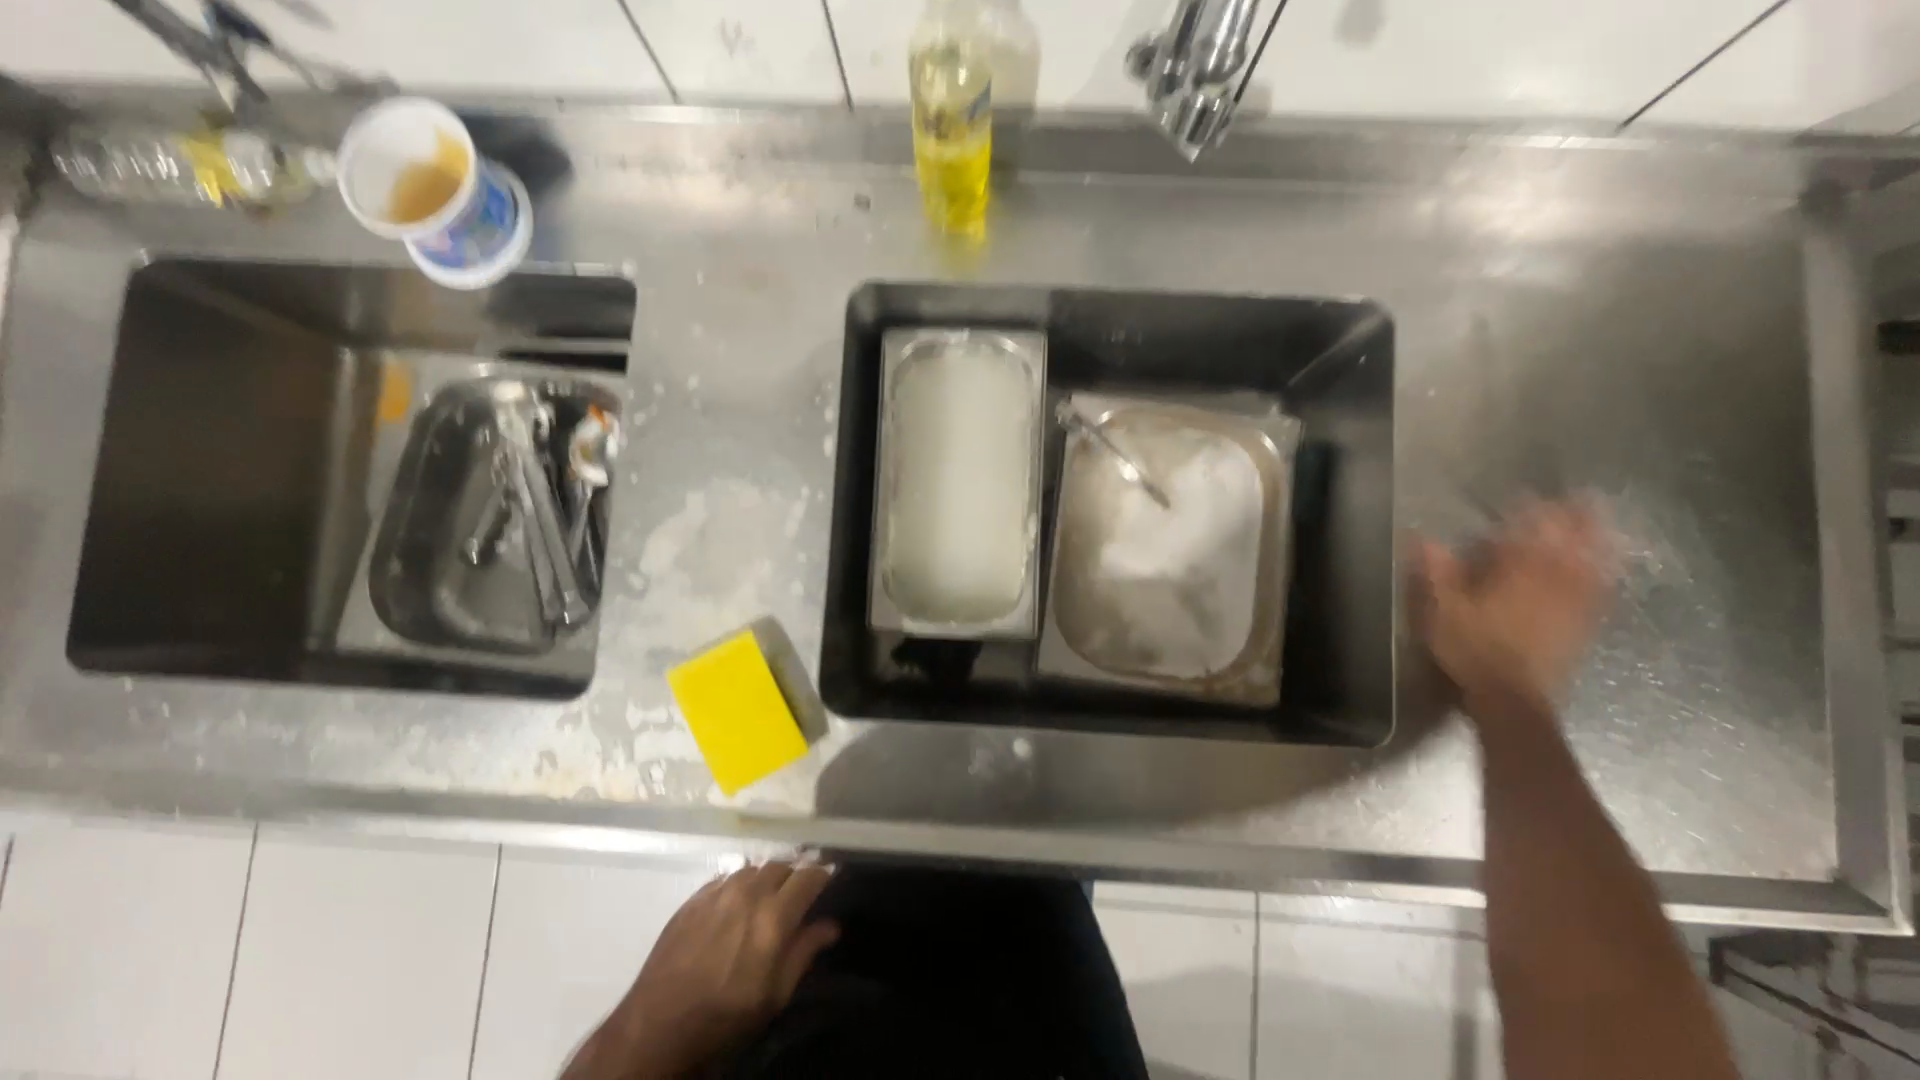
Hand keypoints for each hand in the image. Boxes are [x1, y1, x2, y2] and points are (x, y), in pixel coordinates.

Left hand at [565, 860, 839, 1079]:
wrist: (659, 1024)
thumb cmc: (726, 1015)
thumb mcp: (776, 994)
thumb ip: (804, 952)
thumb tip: (829, 925)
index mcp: (774, 915)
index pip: (809, 877)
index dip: (823, 877)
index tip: (829, 883)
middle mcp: (747, 893)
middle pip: (781, 866)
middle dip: (794, 876)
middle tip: (798, 896)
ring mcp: (716, 893)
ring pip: (752, 868)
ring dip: (766, 878)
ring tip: (767, 898)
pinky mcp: (692, 900)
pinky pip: (725, 879)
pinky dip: (739, 884)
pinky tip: (736, 904)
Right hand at [1412, 499, 1615, 716]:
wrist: (1511, 699)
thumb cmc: (1472, 651)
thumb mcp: (1441, 612)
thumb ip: (1436, 573)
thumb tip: (1423, 538)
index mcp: (1515, 575)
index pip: (1527, 534)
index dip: (1529, 513)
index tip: (1527, 496)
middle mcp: (1551, 583)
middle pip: (1568, 543)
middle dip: (1575, 519)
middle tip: (1583, 497)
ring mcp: (1573, 605)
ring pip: (1591, 564)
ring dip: (1599, 541)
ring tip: (1605, 523)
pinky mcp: (1584, 627)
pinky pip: (1602, 594)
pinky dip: (1607, 576)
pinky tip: (1611, 569)